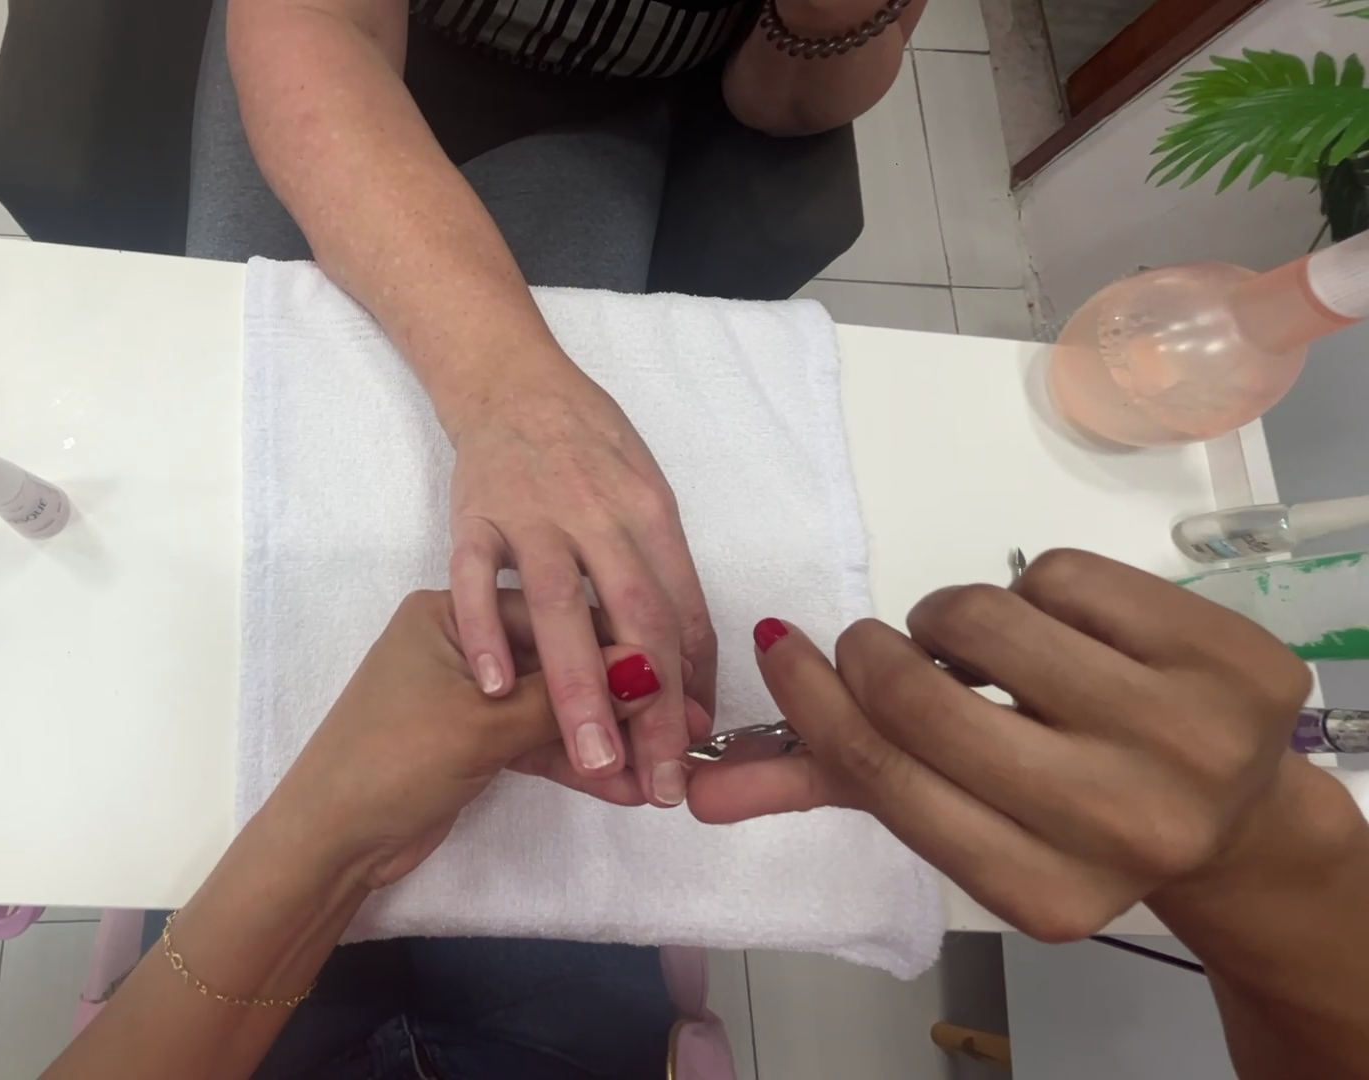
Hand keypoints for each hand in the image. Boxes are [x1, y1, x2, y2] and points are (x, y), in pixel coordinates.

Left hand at [268, 590, 675, 889]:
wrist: (333, 838)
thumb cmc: (397, 755)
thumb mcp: (484, 722)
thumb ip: (566, 698)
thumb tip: (648, 675)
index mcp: (452, 608)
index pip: (551, 613)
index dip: (615, 649)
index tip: (675, 683)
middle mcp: (465, 640)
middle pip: (556, 662)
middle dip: (615, 702)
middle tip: (680, 731)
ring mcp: (469, 691)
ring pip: (549, 707)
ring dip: (600, 741)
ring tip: (662, 772)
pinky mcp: (474, 737)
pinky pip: (534, 740)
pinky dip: (572, 763)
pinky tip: (623, 787)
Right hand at [447, 365, 714, 808]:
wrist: (513, 382)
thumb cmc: (589, 444)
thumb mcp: (644, 496)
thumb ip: (665, 577)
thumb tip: (686, 670)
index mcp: (649, 511)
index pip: (680, 612)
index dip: (691, 687)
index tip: (694, 753)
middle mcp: (598, 513)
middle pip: (632, 618)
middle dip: (649, 707)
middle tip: (657, 784)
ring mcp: (531, 513)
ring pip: (560, 605)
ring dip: (578, 686)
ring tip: (592, 760)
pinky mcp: (473, 514)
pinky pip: (475, 577)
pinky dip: (485, 629)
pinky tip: (493, 686)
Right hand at [688, 548, 1312, 940]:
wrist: (1219, 816)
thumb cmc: (1036, 806)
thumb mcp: (926, 806)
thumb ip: (811, 786)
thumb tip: (697, 791)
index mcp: (1034, 888)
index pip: (875, 768)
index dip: (806, 693)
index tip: (778, 645)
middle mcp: (1120, 829)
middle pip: (918, 695)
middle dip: (871, 649)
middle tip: (881, 649)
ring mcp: (1195, 745)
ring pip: (984, 617)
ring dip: (948, 617)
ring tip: (981, 651)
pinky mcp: (1243, 667)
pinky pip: (1062, 574)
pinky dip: (1031, 587)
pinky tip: (1063, 634)